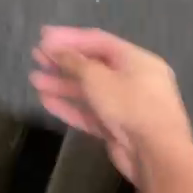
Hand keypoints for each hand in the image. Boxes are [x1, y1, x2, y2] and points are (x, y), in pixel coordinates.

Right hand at [30, 26, 192, 184]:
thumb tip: (53, 48)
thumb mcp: (95, 76)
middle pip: (92, 65)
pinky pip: (91, 111)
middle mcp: (135, 80)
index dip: (68, 36)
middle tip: (36, 56)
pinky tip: (45, 101)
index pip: (98, 40)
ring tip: (35, 81)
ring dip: (61, 83)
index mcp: (138, 62)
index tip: (42, 36)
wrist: (157, 156)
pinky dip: (70, 105)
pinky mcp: (120, 127)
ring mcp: (128, 105)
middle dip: (62, 61)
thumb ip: (71, 59)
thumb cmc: (129, 104)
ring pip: (89, 89)